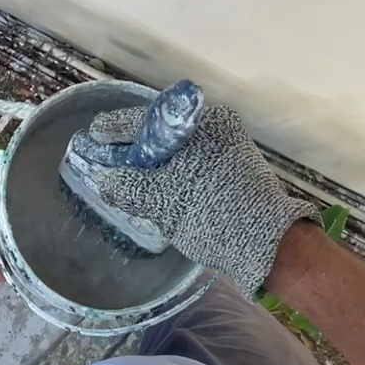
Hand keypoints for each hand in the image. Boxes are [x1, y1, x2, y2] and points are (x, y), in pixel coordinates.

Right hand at [64, 104, 315, 292]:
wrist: (270, 245)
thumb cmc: (213, 213)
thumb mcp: (162, 201)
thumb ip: (128, 186)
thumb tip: (106, 181)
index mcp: (198, 124)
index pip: (146, 120)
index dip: (116, 127)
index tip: (95, 134)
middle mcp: (215, 125)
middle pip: (162, 130)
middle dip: (135, 143)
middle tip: (109, 153)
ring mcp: (228, 145)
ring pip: (179, 144)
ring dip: (154, 156)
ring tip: (128, 170)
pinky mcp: (235, 165)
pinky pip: (193, 157)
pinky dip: (173, 166)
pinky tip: (157, 181)